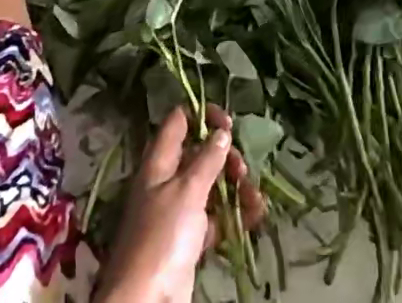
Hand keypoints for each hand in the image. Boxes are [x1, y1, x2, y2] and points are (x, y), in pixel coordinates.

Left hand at [95, 106, 264, 302]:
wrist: (145, 301)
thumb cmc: (162, 236)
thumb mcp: (187, 191)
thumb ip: (206, 160)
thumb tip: (222, 132)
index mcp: (158, 162)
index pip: (178, 122)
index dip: (203, 115)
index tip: (229, 124)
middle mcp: (167, 181)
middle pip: (199, 154)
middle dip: (225, 156)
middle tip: (242, 168)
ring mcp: (178, 211)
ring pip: (211, 187)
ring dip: (235, 187)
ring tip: (255, 197)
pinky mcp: (190, 239)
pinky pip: (216, 218)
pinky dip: (235, 214)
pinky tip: (256, 214)